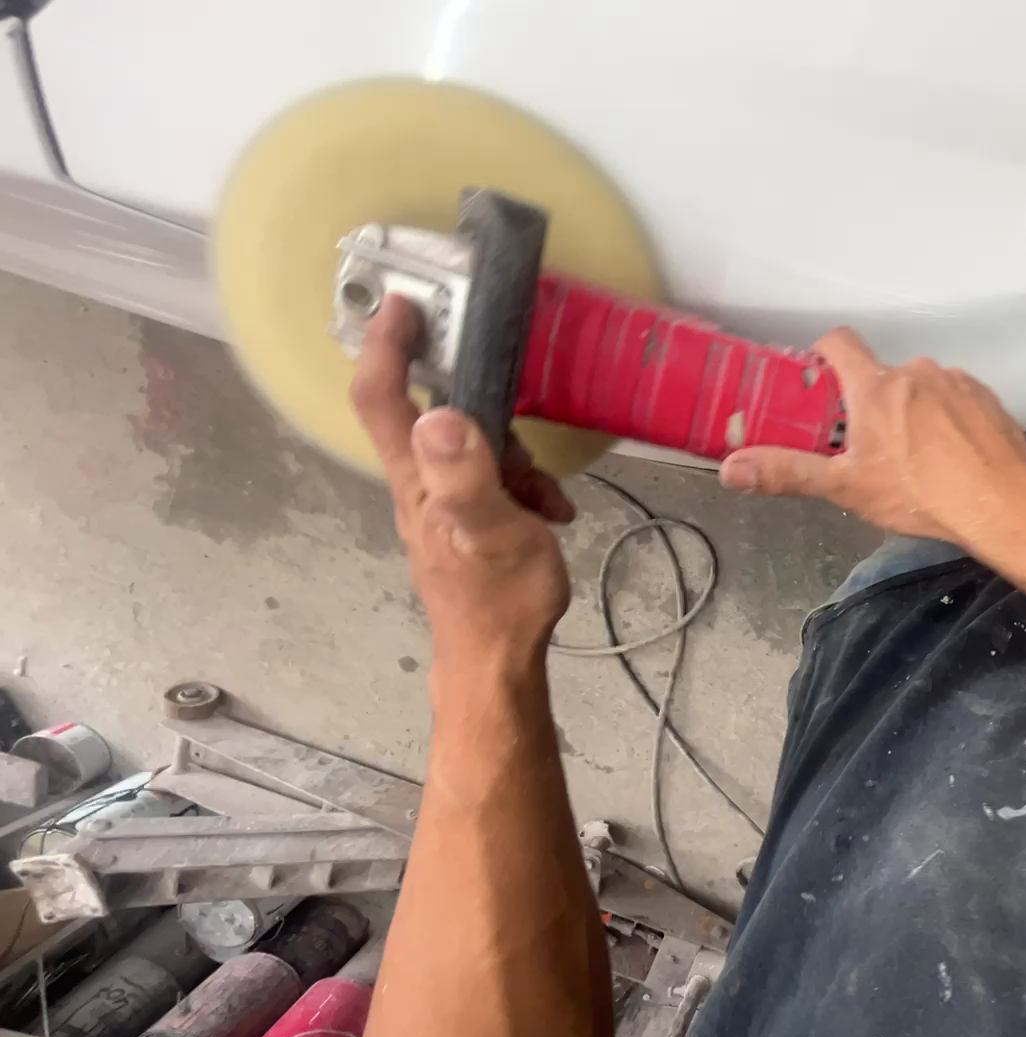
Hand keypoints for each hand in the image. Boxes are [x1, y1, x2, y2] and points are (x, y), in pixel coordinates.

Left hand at [350, 296, 575, 664]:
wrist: (498, 654)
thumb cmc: (500, 596)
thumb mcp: (492, 532)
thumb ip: (466, 476)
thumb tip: (441, 413)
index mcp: (418, 478)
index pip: (384, 397)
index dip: (386, 346)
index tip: (404, 304)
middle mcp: (420, 483)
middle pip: (438, 419)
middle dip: (487, 418)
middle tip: (528, 451)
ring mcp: (443, 504)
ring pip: (476, 452)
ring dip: (519, 463)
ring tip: (551, 499)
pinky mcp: (466, 522)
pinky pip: (494, 483)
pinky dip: (526, 489)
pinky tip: (552, 514)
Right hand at [718, 329, 1025, 547]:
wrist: (1002, 504)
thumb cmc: (921, 495)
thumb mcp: (848, 487)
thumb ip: (788, 473)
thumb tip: (730, 469)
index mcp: (875, 387)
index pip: (838, 342)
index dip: (822, 354)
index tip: (818, 380)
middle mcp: (915, 372)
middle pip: (881, 376)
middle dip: (871, 404)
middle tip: (872, 448)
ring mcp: (956, 381)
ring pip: (921, 389)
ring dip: (913, 413)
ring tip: (919, 460)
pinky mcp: (986, 398)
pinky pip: (955, 399)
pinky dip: (948, 419)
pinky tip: (954, 456)